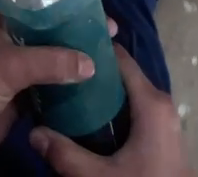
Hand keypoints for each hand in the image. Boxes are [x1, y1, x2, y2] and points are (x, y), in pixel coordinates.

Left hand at [0, 8, 94, 152]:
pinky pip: (53, 79)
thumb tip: (91, 63)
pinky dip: (70, 78)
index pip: (39, 1)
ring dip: (76, 54)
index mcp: (1, 16)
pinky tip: (94, 77)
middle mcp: (12, 34)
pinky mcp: (25, 87)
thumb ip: (49, 61)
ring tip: (108, 51)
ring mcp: (19, 61)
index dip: (66, 2)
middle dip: (77, 29)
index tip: (95, 5)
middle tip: (110, 29)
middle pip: (51, 28)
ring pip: (54, 53)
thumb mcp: (9, 65)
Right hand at [29, 47, 191, 176]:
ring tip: (66, 90)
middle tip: (58, 71)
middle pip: (120, 74)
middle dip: (90, 72)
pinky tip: (87, 117)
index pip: (119, 56)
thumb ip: (66, 154)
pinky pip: (133, 110)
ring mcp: (163, 120)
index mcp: (151, 102)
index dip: (91, 46)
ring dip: (99, 92)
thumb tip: (33, 132)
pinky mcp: (161, 136)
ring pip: (126, 93)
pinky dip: (111, 109)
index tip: (62, 44)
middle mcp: (161, 103)